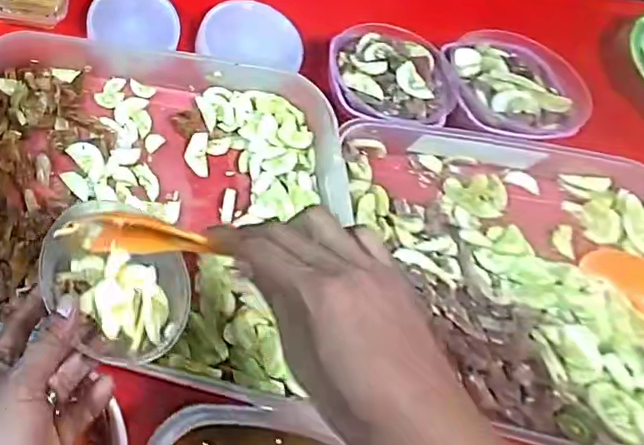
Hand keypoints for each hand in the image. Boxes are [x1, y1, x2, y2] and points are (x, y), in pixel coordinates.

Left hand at [0, 296, 116, 444]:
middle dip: (70, 332)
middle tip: (95, 311)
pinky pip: (76, 411)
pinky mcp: (56, 437)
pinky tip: (107, 383)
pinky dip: (92, 397)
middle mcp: (18, 385)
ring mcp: (38, 412)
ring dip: (86, 361)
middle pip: (47, 351)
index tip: (58, 282)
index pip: (19, 324)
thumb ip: (47, 344)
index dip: (37, 303)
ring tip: (107, 342)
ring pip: (65, 380)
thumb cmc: (0, 433)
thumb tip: (67, 305)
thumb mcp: (22, 381)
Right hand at [207, 208, 495, 444]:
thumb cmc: (357, 407)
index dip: (231, 238)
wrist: (430, 431)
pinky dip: (339, 237)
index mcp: (318, 293)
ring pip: (321, 220)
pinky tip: (333, 258)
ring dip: (296, 228)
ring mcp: (374, 269)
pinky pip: (361, 235)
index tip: (214, 237)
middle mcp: (344, 269)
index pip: (261, 248)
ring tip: (289, 250)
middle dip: (256, 233)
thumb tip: (249, 267)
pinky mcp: (396, 277)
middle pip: (285, 229)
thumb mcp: (301, 360)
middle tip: (240, 247)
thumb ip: (277, 304)